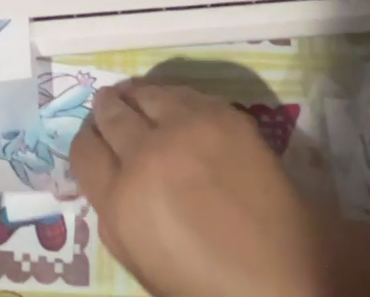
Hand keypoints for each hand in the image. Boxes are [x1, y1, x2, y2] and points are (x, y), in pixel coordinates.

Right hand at [70, 81, 334, 295]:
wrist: (286, 270)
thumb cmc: (207, 281)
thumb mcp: (140, 262)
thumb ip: (113, 214)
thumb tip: (106, 171)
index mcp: (121, 202)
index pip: (82, 149)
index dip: (86, 141)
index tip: (94, 139)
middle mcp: (147, 154)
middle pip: (109, 113)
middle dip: (106, 112)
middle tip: (109, 109)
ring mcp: (186, 128)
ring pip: (144, 92)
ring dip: (136, 97)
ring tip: (138, 101)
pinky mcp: (221, 113)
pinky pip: (181, 92)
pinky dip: (171, 99)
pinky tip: (175, 109)